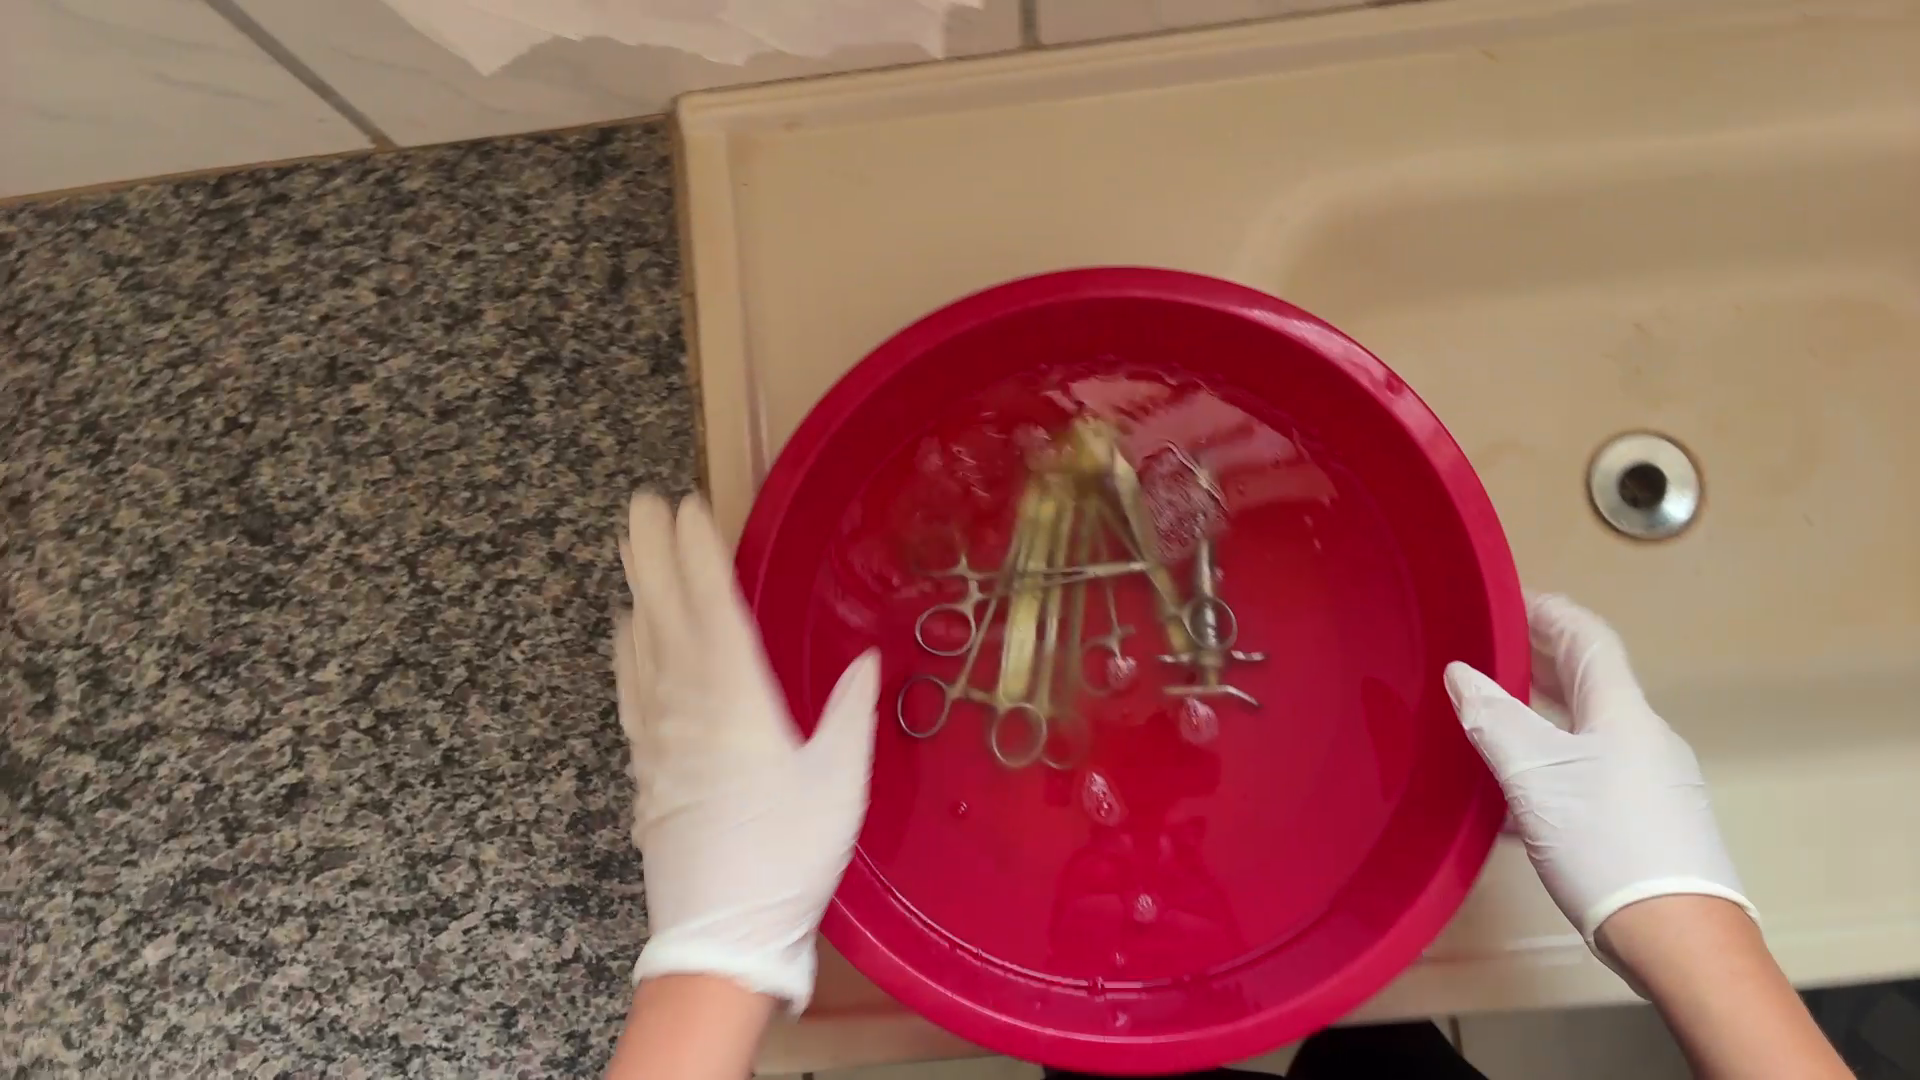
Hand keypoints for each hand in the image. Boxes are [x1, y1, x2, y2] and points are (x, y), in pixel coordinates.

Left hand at [613, 492, 880, 1012]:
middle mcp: (688, 706)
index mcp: (738, 701)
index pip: (712, 608)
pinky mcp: (646, 763)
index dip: (699, 554)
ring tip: (627, 547)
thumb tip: (867, 655)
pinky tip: (623, 630)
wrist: (722, 934)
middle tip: (639, 504)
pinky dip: (625, 649)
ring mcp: (659, 734)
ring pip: (642, 645)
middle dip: (653, 553)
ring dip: (636, 589)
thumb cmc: (789, 853)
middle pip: (665, 614)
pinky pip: (631, 689)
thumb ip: (850, 712)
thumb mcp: (840, 781)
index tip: (688, 508)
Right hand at [1442, 594, 1756, 972]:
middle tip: (1480, 645)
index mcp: (1621, 712)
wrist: (1674, 935)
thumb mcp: (1531, 770)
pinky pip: (1581, 761)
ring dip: (1534, 705)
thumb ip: (1490, 716)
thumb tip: (1459, 672)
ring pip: (1579, 722)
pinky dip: (1541, 750)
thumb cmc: (1603, 837)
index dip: (1548, 610)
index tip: (1504, 597)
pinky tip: (1505, 775)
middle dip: (1534, 655)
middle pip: (1585, 678)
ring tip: (1482, 703)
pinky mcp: (1636, 813)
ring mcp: (1642, 777)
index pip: (1588, 638)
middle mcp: (1638, 736)